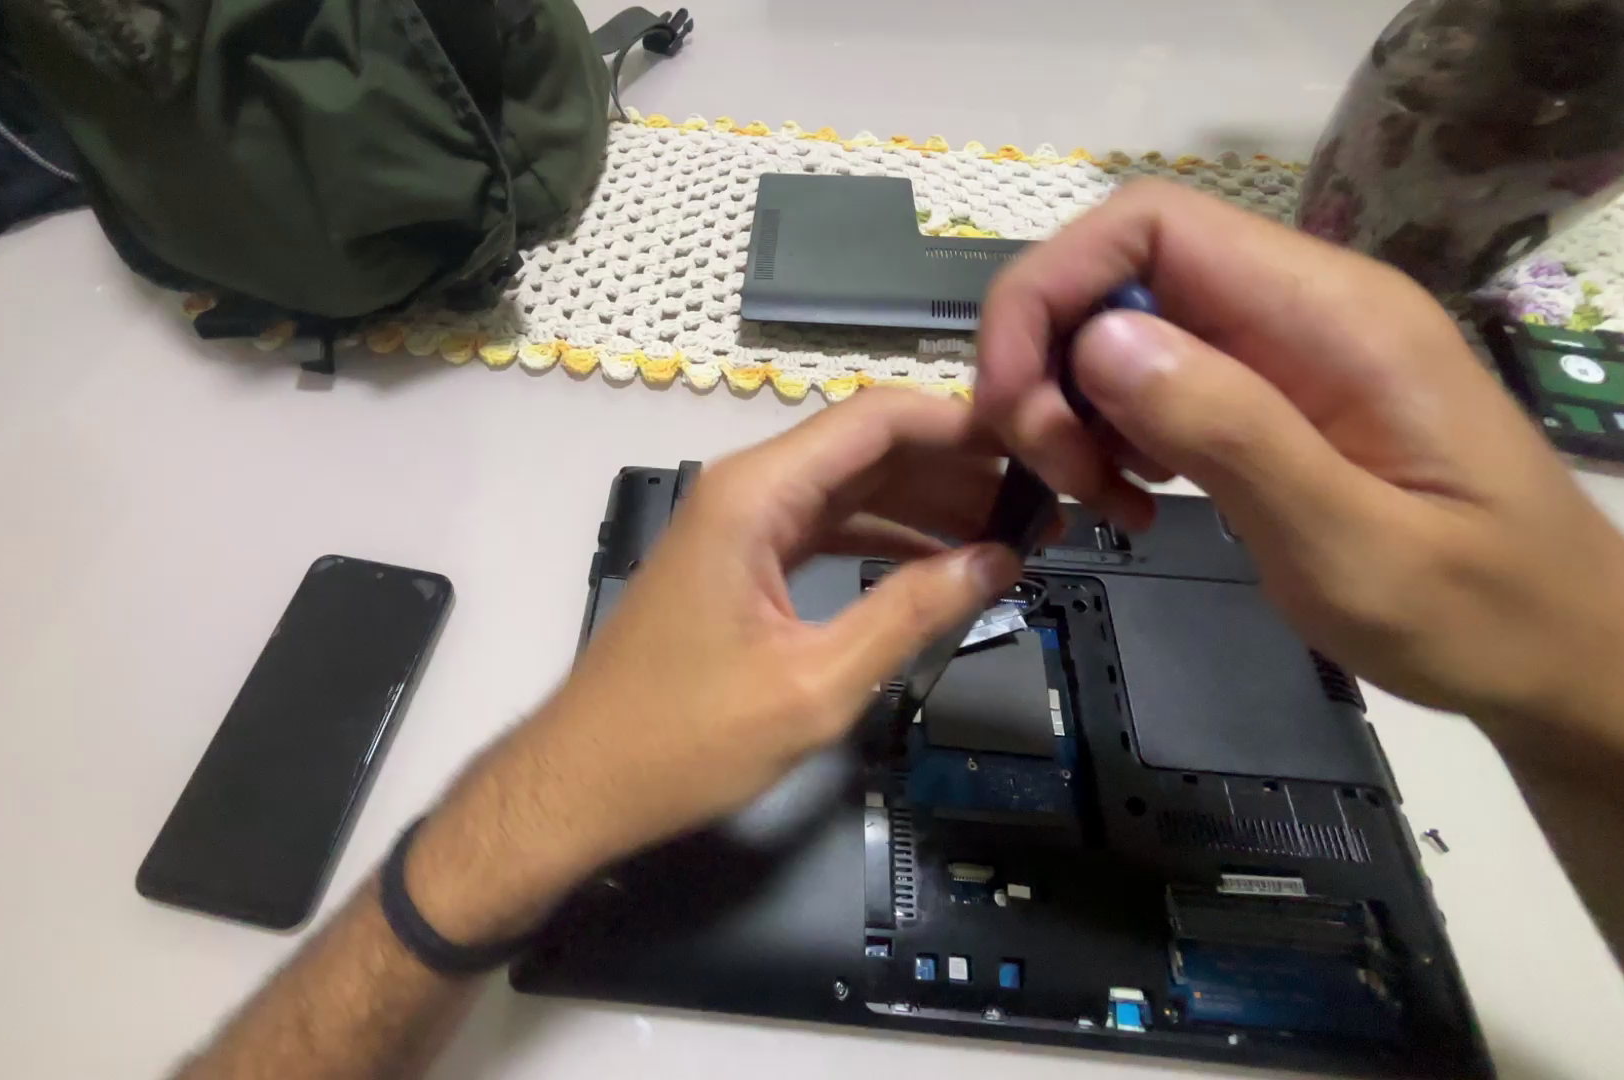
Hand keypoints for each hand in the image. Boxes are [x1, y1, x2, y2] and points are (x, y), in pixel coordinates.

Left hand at [408, 390, 1020, 943]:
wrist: (584, 778)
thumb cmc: (685, 739)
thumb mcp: (815, 684)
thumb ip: (909, 613)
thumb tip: (997, 562)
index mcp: (754, 495)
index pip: (874, 419)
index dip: (960, 425)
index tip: (1034, 449)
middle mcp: (744, 489)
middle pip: (865, 448)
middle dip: (954, 469)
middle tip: (1039, 504)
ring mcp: (738, 523)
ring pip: (847, 488)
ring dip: (923, 504)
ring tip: (1007, 534)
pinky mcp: (738, 559)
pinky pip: (822, 527)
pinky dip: (879, 537)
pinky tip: (935, 561)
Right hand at [974, 179, 1623, 729]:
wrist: (1549, 650)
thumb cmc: (1473, 611)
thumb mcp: (1349, 541)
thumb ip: (1231, 431)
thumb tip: (1099, 341)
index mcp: (1326, 313)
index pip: (1146, 227)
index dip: (1049, 291)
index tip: (1010, 400)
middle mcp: (1287, 308)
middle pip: (1108, 280)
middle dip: (1043, 371)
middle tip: (1058, 472)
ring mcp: (1264, 351)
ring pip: (1105, 336)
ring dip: (1065, 413)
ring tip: (1100, 497)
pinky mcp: (1245, 394)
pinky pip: (1131, 386)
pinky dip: (1097, 440)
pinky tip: (1126, 498)